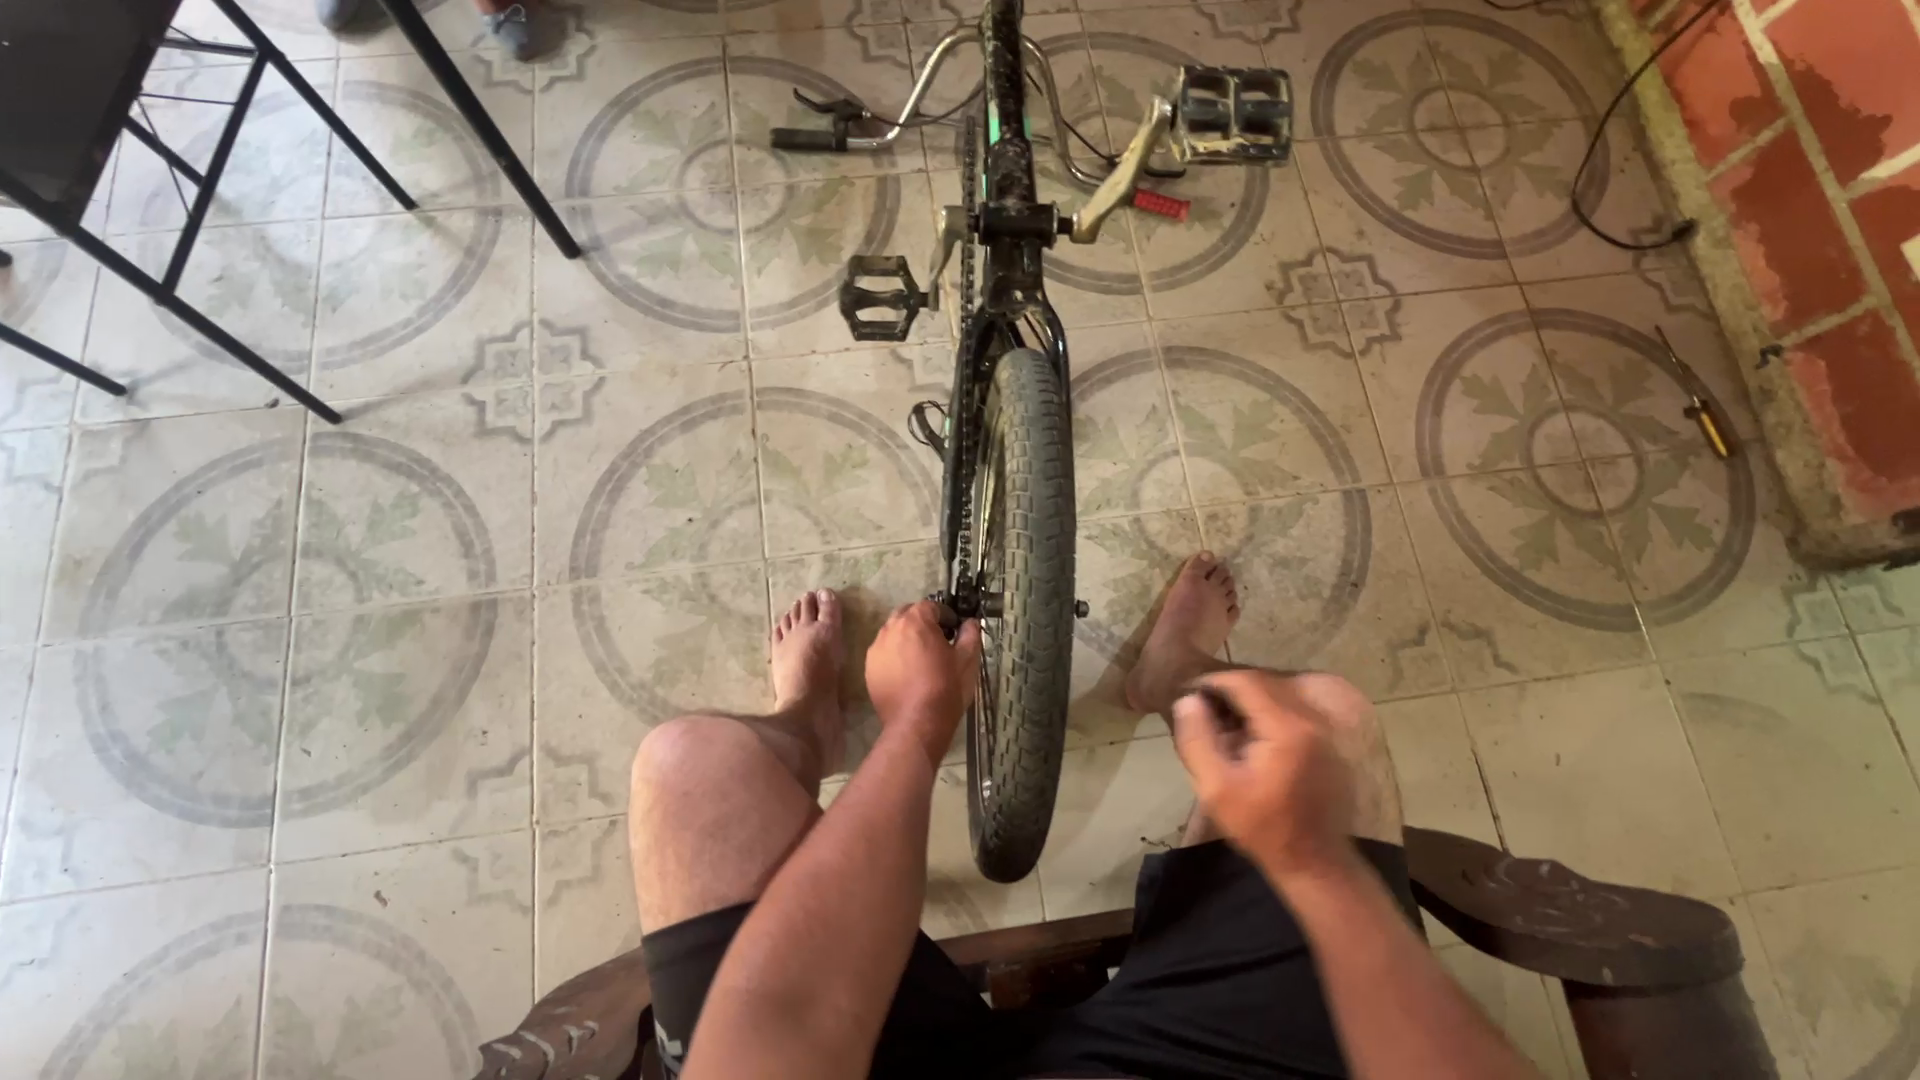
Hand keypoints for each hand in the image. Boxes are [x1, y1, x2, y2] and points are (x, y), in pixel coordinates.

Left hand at [865, 600, 981, 766]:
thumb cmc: (945, 688)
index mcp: (916, 621)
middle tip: (937, 640)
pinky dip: (895, 655)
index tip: (954, 629)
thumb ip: (969, 635)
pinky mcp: (869, 668)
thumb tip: (970, 623)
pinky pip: (884, 653)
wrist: (917, 723)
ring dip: (906, 637)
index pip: (931, 606)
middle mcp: (891, 629)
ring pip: (893, 633)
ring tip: (920, 658)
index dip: (945, 615)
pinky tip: (906, 673)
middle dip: (922, 622)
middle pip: (907, 614)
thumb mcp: (967, 660)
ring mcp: (876, 648)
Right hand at [1170, 670, 1363, 884]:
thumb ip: (1197, 739)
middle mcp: (1312, 721)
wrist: (1315, 863)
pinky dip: (1272, 710)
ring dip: (1252, 698)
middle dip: (1232, 688)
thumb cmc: (1261, 828)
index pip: (1247, 681)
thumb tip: (1188, 700)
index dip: (1215, 681)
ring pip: (1284, 693)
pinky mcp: (1330, 744)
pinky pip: (1297, 709)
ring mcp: (1326, 732)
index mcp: (1286, 728)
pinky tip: (1254, 737)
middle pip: (1267, 682)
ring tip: (1228, 721)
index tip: (1191, 691)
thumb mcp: (1215, 788)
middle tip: (1206, 707)